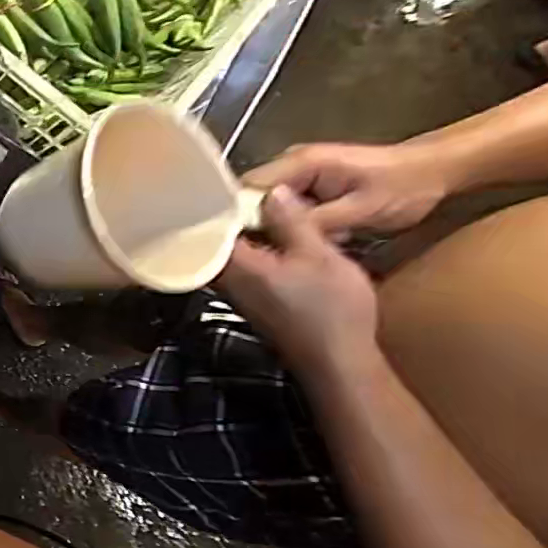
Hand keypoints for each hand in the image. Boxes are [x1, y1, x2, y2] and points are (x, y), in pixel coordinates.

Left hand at [219, 186, 378, 371]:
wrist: (339, 361)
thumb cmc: (328, 307)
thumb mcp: (317, 254)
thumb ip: (291, 221)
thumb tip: (270, 191)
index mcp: (235, 266)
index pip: (209, 229)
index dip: (217, 206)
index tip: (228, 185)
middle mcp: (227, 281)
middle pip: (219, 242)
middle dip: (232, 218)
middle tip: (249, 192)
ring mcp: (239, 294)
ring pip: (234, 255)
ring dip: (249, 235)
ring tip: (266, 208)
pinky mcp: (255, 303)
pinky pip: (247, 268)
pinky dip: (258, 252)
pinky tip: (278, 240)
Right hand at [242, 141, 456, 236]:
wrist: (438, 170)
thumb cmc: (405, 188)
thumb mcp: (361, 211)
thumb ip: (313, 219)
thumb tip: (270, 230)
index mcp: (301, 164)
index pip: (247, 189)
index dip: (237, 217)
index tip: (240, 247)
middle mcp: (291, 163)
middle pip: (251, 198)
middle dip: (255, 227)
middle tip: (268, 254)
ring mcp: (299, 174)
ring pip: (265, 205)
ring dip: (274, 228)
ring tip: (289, 249)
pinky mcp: (307, 185)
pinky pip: (283, 207)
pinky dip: (288, 226)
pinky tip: (304, 241)